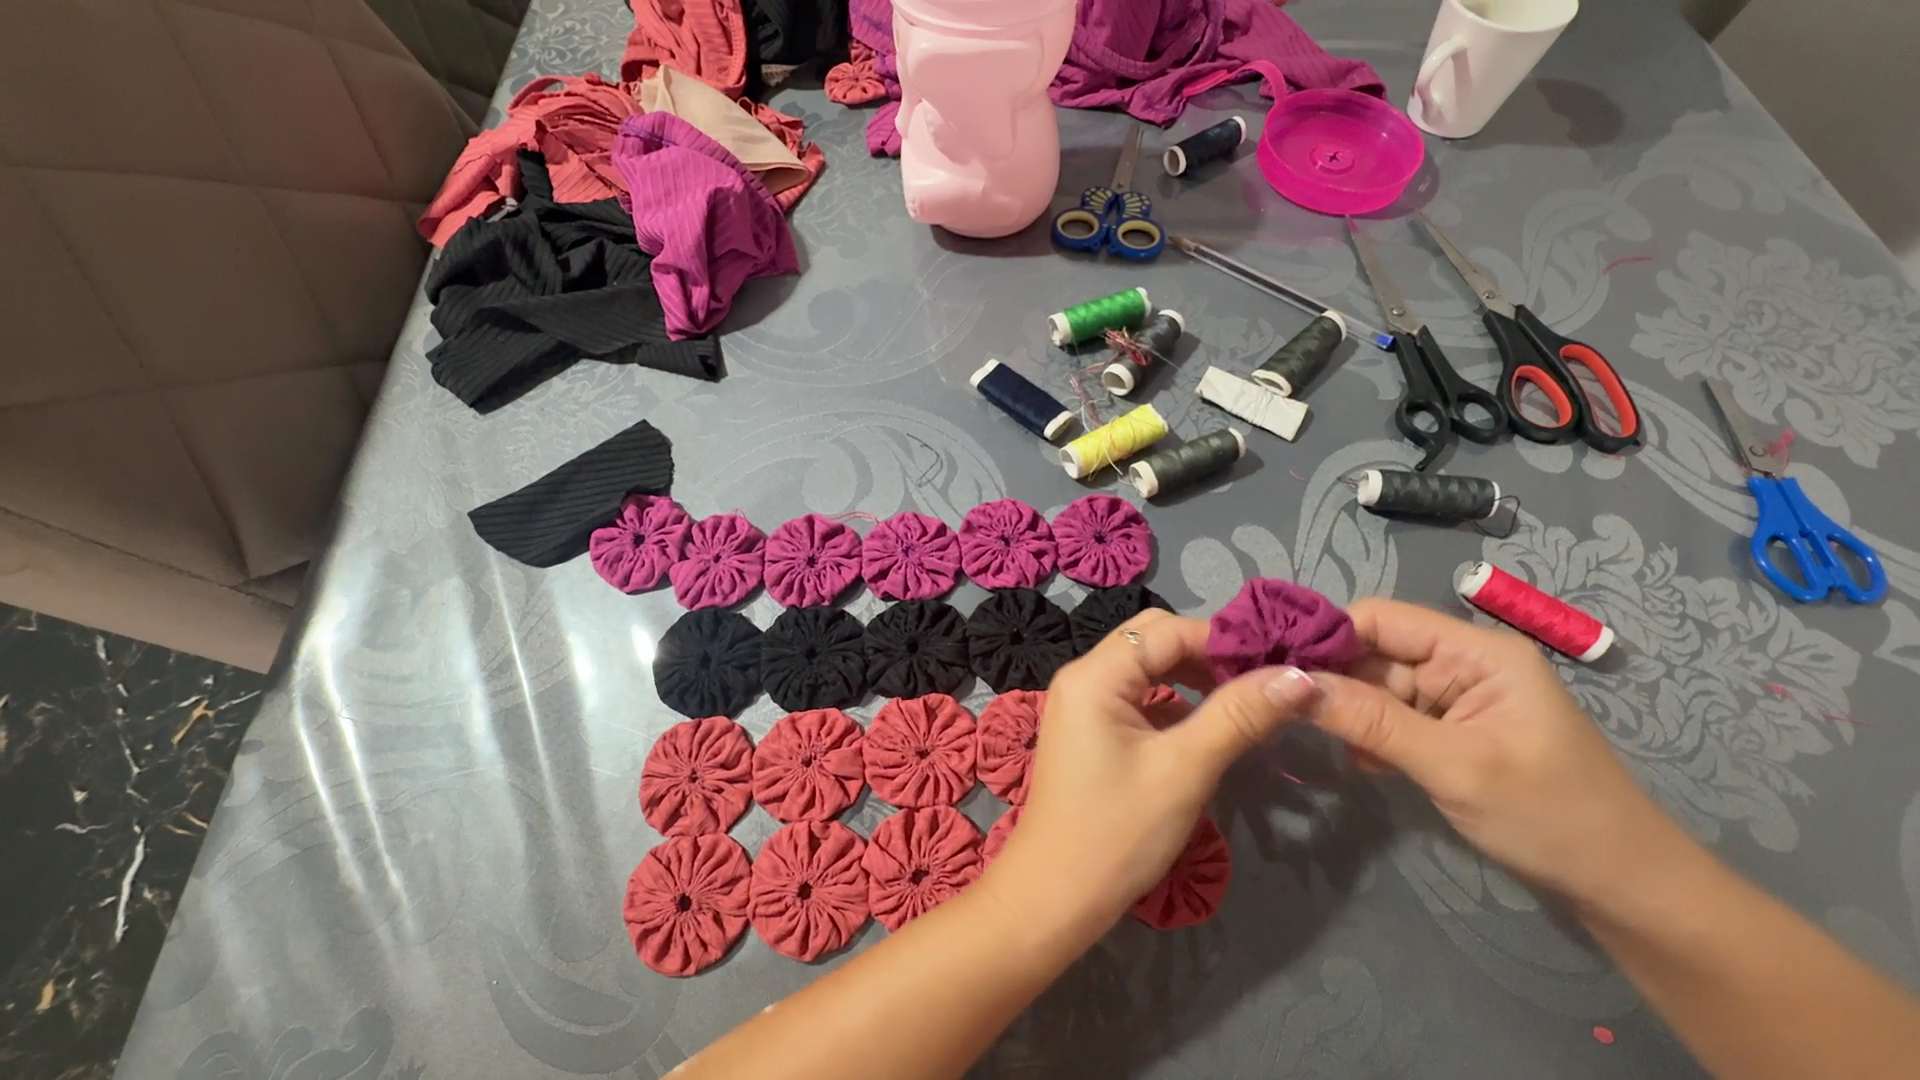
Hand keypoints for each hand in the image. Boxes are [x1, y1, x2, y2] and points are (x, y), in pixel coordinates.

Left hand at [978, 610, 1319, 943]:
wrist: (1055, 896)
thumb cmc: (1117, 832)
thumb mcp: (1185, 770)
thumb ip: (1239, 716)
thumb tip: (1300, 676)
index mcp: (1094, 675)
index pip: (1167, 630)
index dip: (1222, 640)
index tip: (1277, 663)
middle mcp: (1083, 677)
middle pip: (1153, 640)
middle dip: (1207, 653)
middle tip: (1261, 680)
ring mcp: (1083, 704)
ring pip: (1146, 668)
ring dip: (1193, 677)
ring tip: (1244, 700)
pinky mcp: (1090, 730)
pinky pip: (1137, 696)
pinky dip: (1174, 701)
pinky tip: (1207, 725)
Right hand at [1309, 597, 1684, 905]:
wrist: (1623, 887)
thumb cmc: (1549, 816)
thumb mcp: (1452, 765)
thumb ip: (1370, 720)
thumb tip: (1290, 682)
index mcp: (1476, 651)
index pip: (1380, 618)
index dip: (1326, 637)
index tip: (1275, 669)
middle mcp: (1464, 662)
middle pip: (1374, 652)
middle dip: (1333, 680)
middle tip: (1283, 711)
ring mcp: (1460, 698)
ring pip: (1378, 687)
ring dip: (1351, 714)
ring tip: (1327, 744)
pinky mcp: (1454, 730)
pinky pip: (1394, 717)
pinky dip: (1371, 735)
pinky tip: (1362, 764)